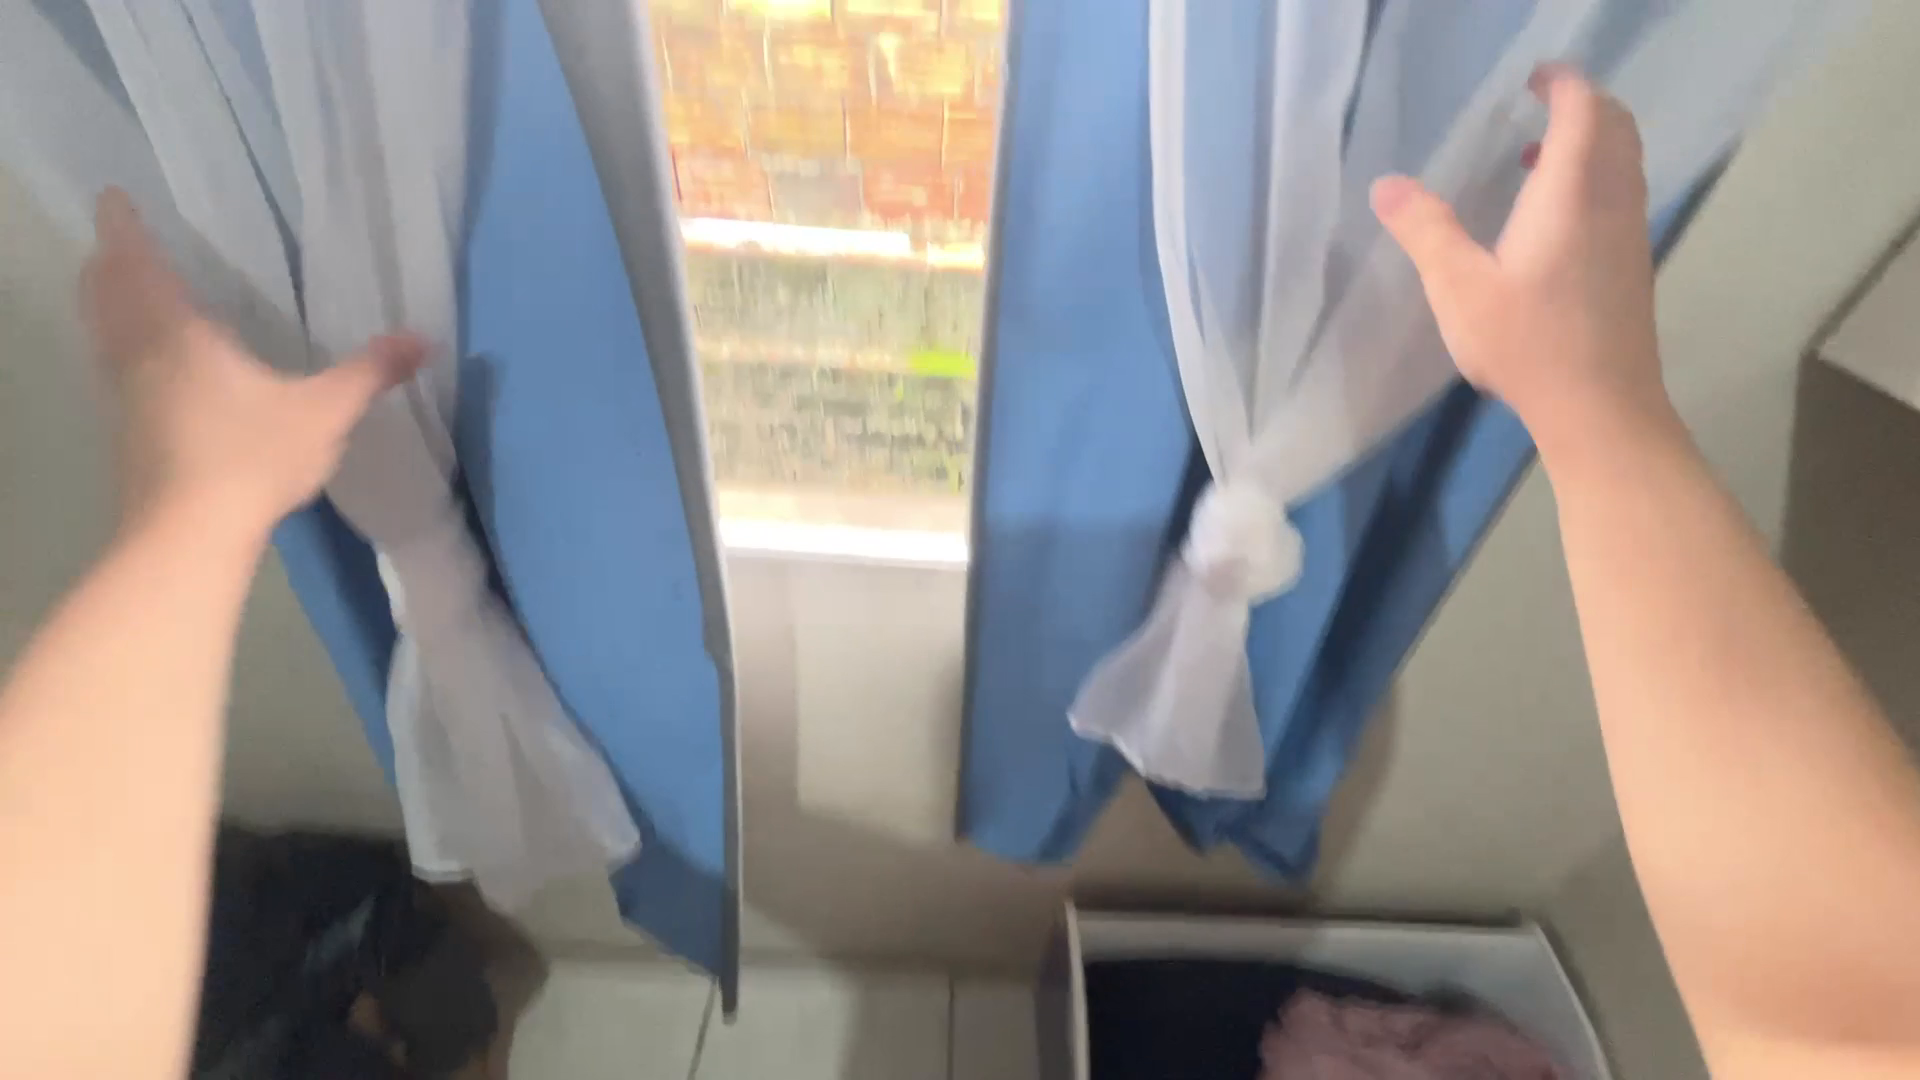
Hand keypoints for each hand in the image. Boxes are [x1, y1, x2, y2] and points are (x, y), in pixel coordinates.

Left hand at [80, 189, 424, 541]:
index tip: (117, 197)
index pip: (137, 263)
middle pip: (104, 289)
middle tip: (126, 240)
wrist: (191, 525)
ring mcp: (122, 388)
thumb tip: (424, 338)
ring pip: (101, 326)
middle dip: (112, 260)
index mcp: (177, 334)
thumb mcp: (327, 410)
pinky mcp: (127, 422)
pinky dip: (121, 339)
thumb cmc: (254, 454)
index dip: (125, 226)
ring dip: (108, 299)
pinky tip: (155, 360)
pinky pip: (114, 359)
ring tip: (132, 290)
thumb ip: (371, 372)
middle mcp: (136, 351)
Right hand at [1370, 64, 1671, 458]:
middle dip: (1582, 107)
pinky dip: (1593, 178)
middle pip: (1615, 129)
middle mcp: (1611, 202)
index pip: (1583, 113)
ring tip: (1537, 158)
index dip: (1564, 85)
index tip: (1535, 76)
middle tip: (1539, 108)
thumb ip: (1425, 231)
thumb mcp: (1457, 288)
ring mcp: (1628, 232)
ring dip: (1590, 144)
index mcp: (1570, 196)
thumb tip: (1386, 185)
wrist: (1596, 400)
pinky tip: (1553, 218)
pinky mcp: (1629, 262)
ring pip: (1623, 162)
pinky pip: (1620, 193)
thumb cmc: (1523, 341)